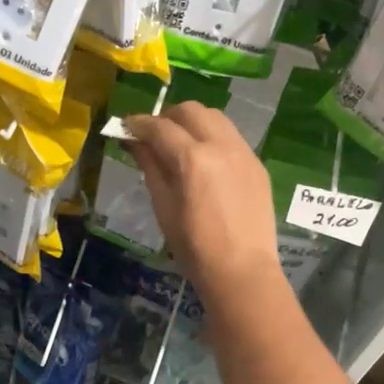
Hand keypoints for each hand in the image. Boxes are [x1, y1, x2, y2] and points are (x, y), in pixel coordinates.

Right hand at [124, 104, 281, 304]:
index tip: (126, 128)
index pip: (160, 127)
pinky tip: (206, 163)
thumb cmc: (195, 249)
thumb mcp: (164, 208)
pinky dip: (214, 139)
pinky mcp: (257, 165)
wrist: (242, 272)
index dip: (138, 124)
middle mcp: (221, 145)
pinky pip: (232, 138)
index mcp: (193, 158)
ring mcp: (244, 153)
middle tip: (154, 136)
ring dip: (193, 123)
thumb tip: (135, 142)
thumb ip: (151, 168)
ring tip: (181, 144)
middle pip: (191, 111)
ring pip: (216, 118)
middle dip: (168, 117)